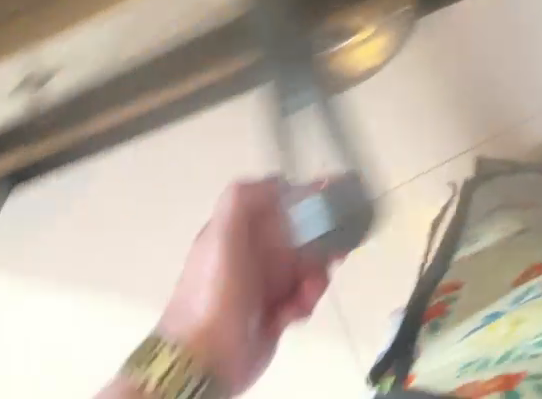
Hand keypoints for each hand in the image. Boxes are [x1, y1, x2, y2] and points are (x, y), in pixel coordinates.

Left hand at [156, 179, 333, 393]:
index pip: (278, 202)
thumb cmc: (214, 292)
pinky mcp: (277, 312)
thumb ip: (243, 198)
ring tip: (307, 290)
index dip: (305, 196)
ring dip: (316, 274)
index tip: (330, 195)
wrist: (204, 360)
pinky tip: (296, 311)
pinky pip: (305, 295)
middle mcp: (254, 252)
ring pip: (308, 264)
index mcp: (240, 230)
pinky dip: (307, 300)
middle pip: (301, 232)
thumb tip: (279, 179)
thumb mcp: (221, 235)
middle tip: (337, 247)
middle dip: (322, 238)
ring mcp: (266, 283)